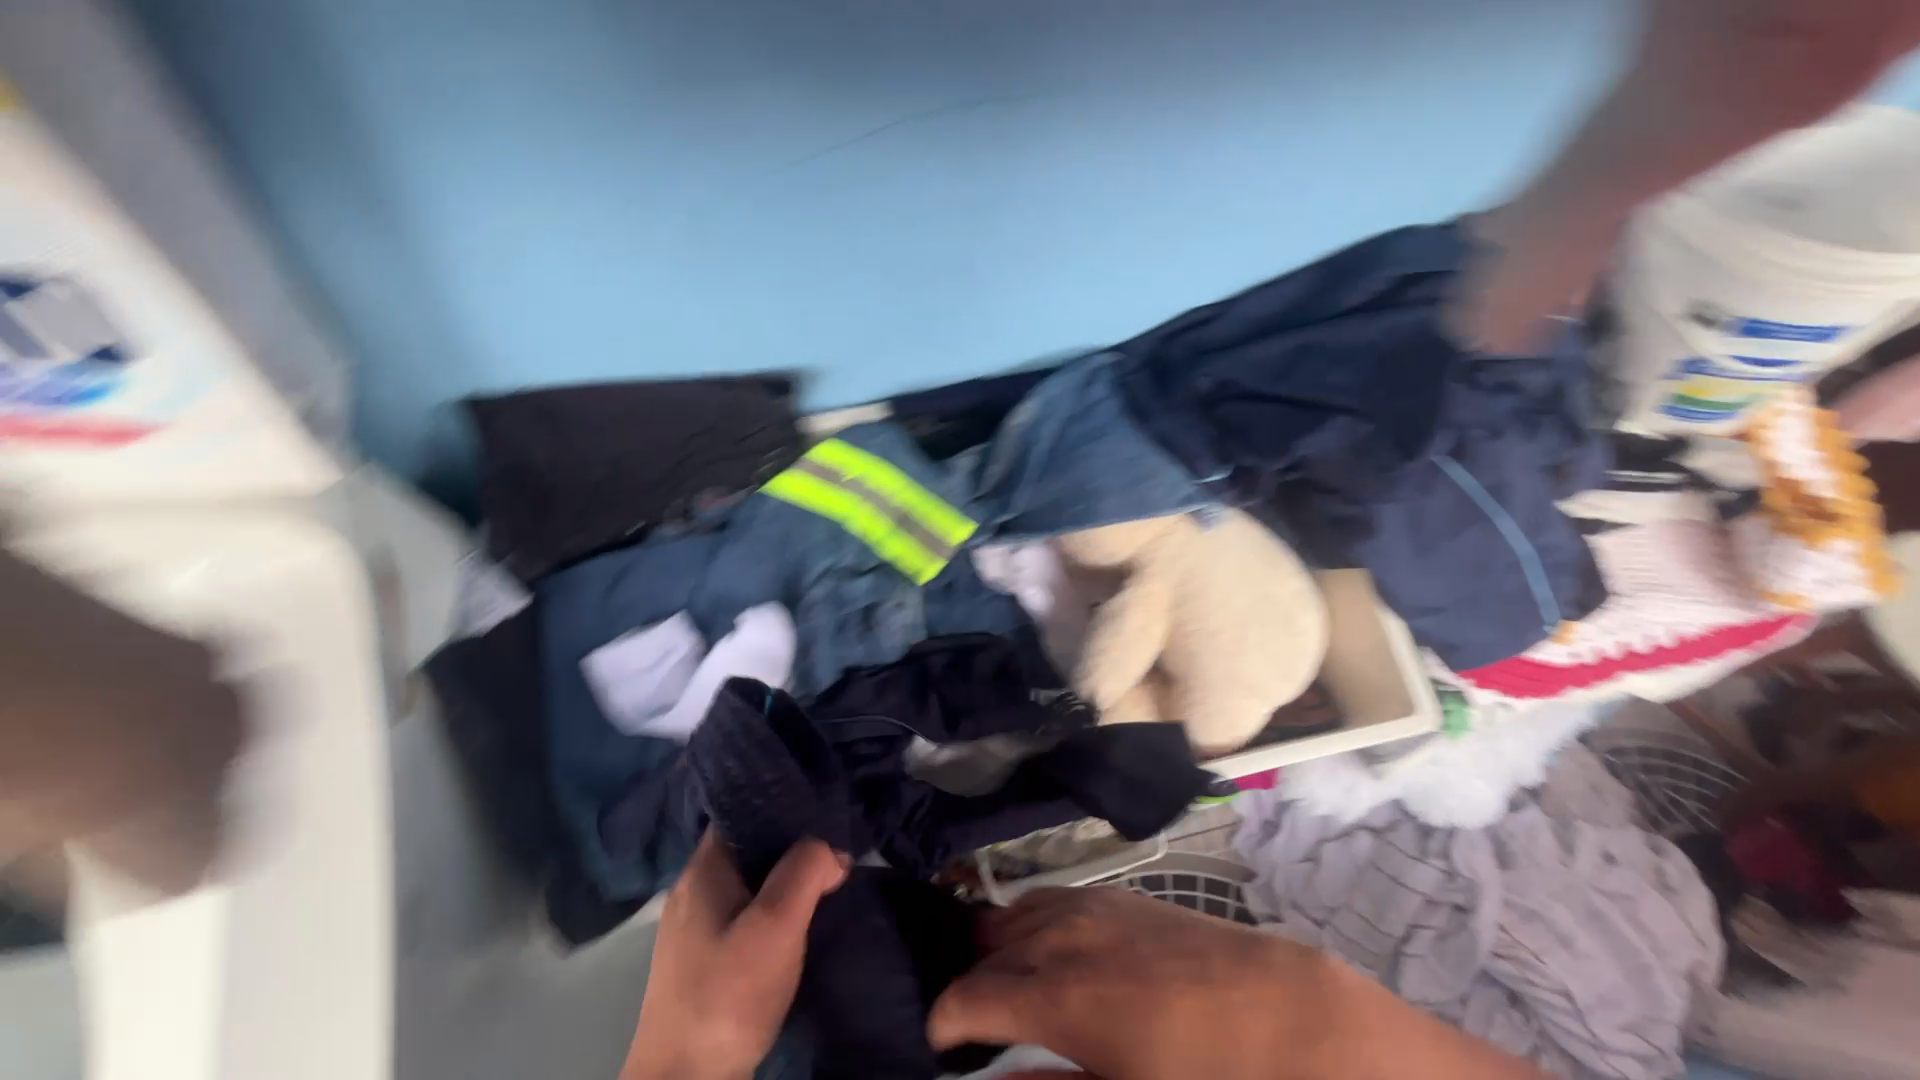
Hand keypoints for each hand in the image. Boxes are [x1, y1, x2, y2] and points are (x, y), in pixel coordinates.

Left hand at [622, 830, 848, 1079]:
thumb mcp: (776, 925)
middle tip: (839, 847)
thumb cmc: (728, 993)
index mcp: (702, 870)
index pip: (742, 812)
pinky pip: (744, 914)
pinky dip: (773, 910)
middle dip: (792, 845)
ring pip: (748, 883)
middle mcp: (693, 889)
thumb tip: (832, 847)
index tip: (825, 808)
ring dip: (786, 881)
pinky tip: (800, 924)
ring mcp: (695, 927)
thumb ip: (805, 871)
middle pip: (748, 847)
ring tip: (829, 881)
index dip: (783, 805)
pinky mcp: (702, 960)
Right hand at [927, 887, 1342, 1079]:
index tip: (944, 1047)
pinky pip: (1043, 900)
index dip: (942, 1025)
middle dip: (969, 989)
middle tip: (978, 1029)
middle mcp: (1058, 938)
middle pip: (981, 954)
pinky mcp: (1111, 894)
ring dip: (995, 952)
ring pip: (1007, 918)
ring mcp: (1084, 907)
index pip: (963, 998)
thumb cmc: (1201, 1071)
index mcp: (1055, 997)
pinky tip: (1044, 950)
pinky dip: (1026, 925)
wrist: (1281, 1010)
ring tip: (1007, 989)